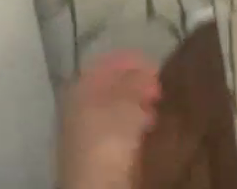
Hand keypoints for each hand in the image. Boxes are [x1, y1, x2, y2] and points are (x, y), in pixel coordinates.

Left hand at [59, 51, 162, 188]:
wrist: (96, 186)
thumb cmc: (110, 136)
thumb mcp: (128, 100)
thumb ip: (135, 80)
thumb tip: (143, 70)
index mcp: (81, 89)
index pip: (105, 63)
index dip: (130, 60)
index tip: (153, 63)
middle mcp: (79, 106)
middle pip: (110, 85)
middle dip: (136, 81)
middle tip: (158, 84)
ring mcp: (86, 129)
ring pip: (115, 105)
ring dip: (137, 101)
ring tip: (156, 103)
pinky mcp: (97, 148)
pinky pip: (118, 124)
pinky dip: (134, 119)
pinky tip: (148, 123)